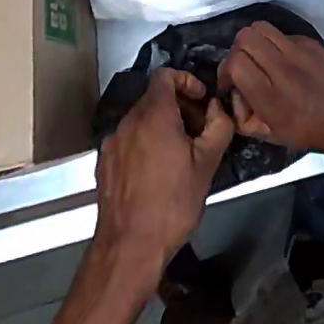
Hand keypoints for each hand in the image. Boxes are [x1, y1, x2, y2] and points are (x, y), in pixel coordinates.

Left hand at [93, 68, 233, 280]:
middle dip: (180, 107)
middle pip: (154, 98)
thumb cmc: (172, 203)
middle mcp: (127, 122)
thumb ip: (219, 126)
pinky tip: (159, 171)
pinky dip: (146, 143)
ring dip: (163, 126)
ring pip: (141, 120)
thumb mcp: (207, 163)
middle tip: (200, 130)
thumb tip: (218, 108)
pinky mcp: (104, 163)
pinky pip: (129, 140)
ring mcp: (112, 143)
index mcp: (153, 115)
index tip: (202, 101)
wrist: (129, 247)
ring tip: (182, 154)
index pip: (165, 75)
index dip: (187, 81)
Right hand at [218, 22, 323, 161]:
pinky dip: (274, 43)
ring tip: (259, 58)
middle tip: (243, 67)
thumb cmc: (316, 132)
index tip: (230, 82)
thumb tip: (233, 94)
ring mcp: (299, 51)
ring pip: (260, 27)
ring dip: (253, 41)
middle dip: (236, 51)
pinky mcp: (311, 42)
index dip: (225, 70)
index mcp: (272, 98)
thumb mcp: (274, 137)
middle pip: (244, 38)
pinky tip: (283, 59)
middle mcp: (283, 69)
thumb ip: (244, 118)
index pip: (235, 63)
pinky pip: (281, 33)